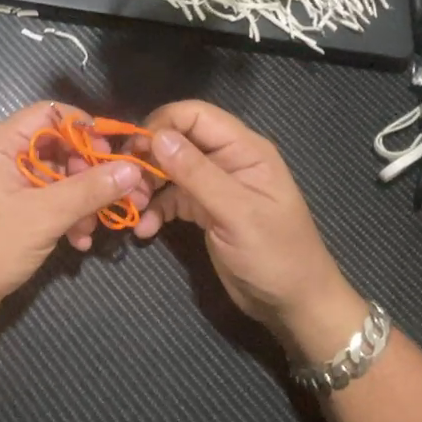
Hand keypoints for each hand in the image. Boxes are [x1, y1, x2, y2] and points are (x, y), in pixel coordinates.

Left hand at [0, 102, 146, 324]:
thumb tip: (131, 169)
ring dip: (82, 201)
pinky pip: (48, 203)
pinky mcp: (12, 213)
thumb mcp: (44, 215)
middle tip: (119, 194)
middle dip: (90, 173)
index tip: (113, 153)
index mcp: (2, 143)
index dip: (84, 128)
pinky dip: (67, 218)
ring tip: (97, 226)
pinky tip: (81, 241)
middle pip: (59, 148)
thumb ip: (89, 190)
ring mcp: (8, 186)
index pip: (50, 115)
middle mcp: (4, 157)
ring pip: (57, 179)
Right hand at [134, 101, 365, 345]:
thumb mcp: (236, 213)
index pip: (195, 115)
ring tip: (133, 208)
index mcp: (244, 149)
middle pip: (177, 140)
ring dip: (147, 185)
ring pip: (169, 169)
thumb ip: (196, 173)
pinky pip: (171, 198)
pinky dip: (156, 210)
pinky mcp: (204, 210)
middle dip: (148, 158)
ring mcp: (214, 185)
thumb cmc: (276, 255)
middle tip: (127, 184)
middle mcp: (227, 159)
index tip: (134, 149)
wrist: (294, 306)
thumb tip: (156, 137)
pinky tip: (145, 229)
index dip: (162, 125)